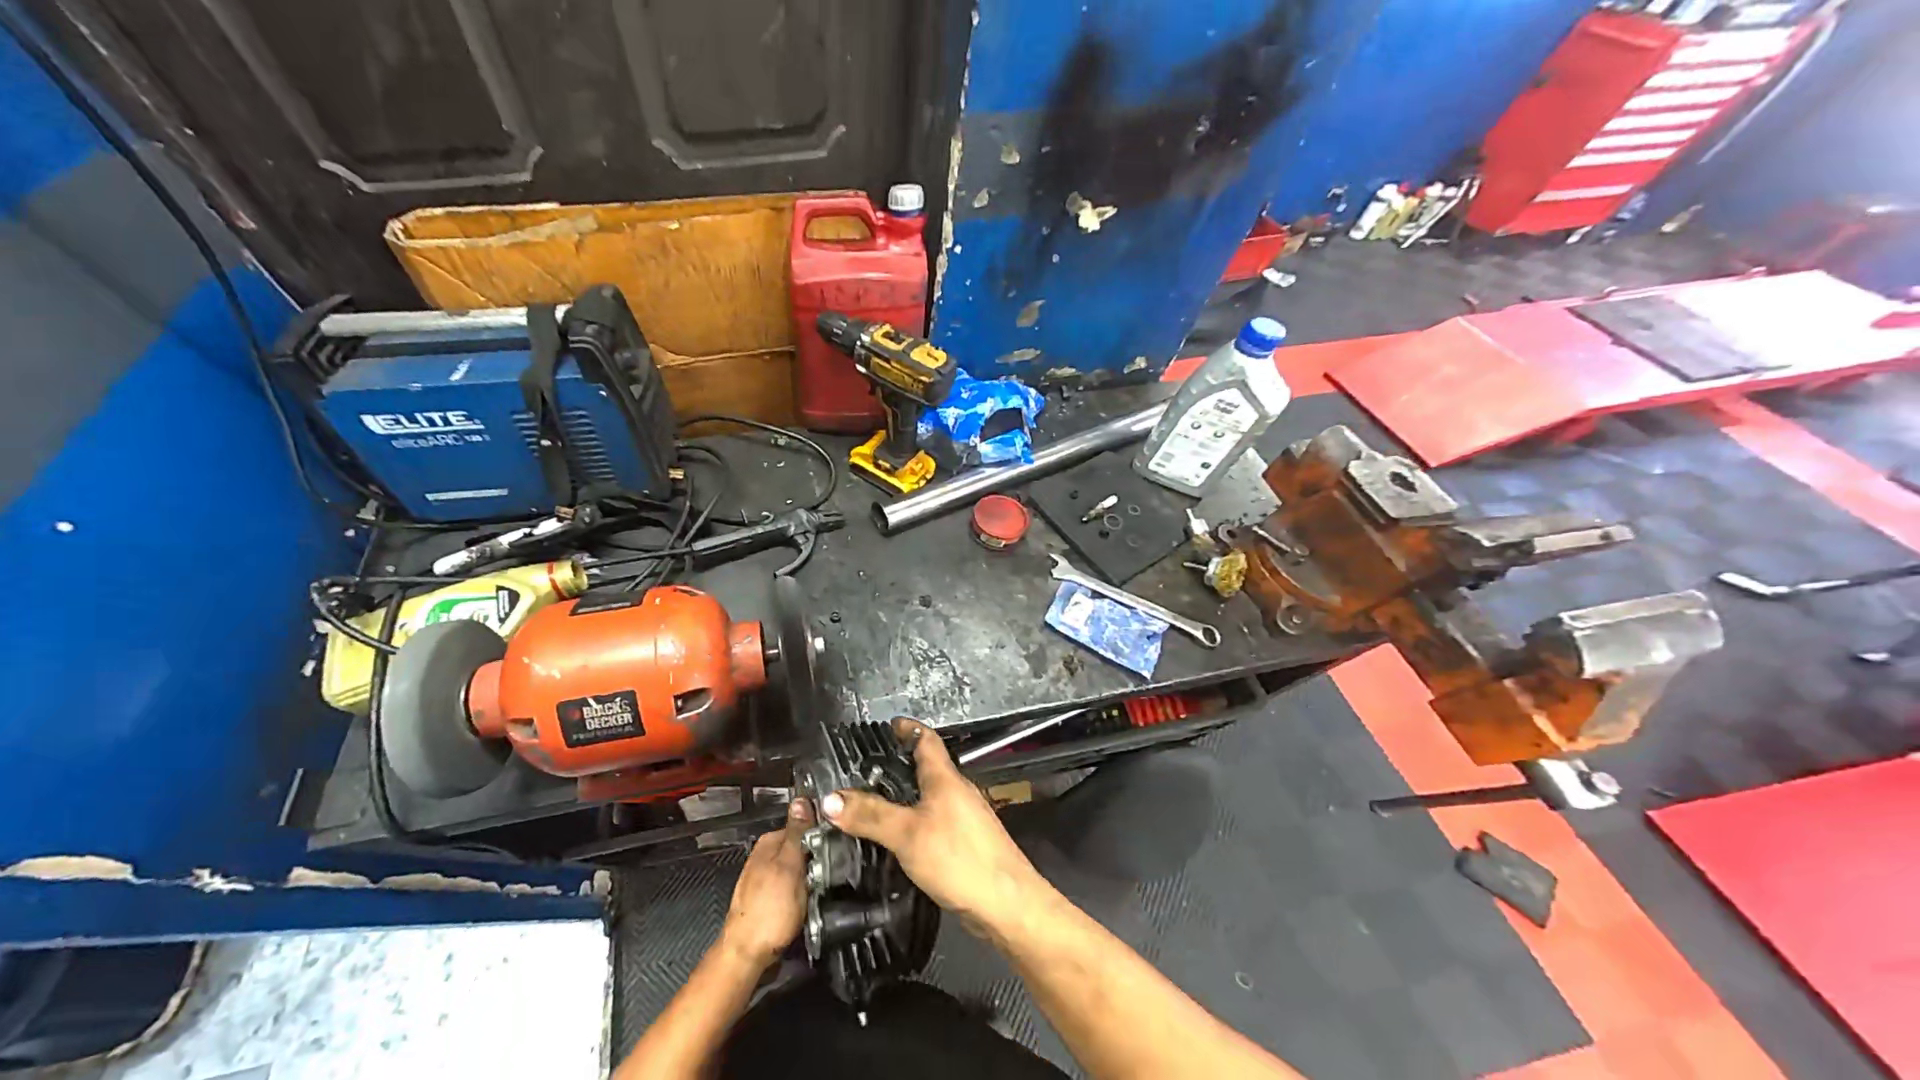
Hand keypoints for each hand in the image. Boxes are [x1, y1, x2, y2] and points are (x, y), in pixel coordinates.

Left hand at [718, 798, 811, 969]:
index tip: (834, 847)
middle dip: (816, 857)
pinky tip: (807, 902)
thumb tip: (801, 799)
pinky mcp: (769, 898)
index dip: (821, 835)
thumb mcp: (790, 866)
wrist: (747, 956)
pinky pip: (793, 886)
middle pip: (801, 847)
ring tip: (819, 888)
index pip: (803, 825)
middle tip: (828, 872)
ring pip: (798, 868)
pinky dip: (802, 892)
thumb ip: (797, 832)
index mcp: (768, 842)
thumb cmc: (769, 911)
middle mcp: (763, 856)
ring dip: (811, 876)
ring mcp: (765, 878)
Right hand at [822, 717, 1047, 935]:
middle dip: (901, 765)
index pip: (927, 740)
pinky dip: (914, 823)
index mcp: (946, 779)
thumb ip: (870, 815)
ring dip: (906, 796)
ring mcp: (965, 819)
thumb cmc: (961, 859)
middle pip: (928, 769)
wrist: (1006, 904)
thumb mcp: (907, 834)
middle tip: (869, 770)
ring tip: (875, 805)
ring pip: (930, 797)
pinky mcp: (965, 845)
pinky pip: (934, 822)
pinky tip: (899, 842)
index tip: (891, 725)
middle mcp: (957, 793)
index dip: (908, 729)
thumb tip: (831, 799)